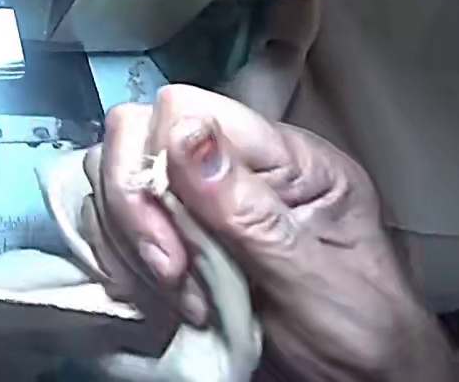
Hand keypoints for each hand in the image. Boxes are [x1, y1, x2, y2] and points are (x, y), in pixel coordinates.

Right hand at [86, 85, 458, 381]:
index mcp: (279, 154)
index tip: (181, 244)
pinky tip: (157, 294)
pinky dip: (114, 255)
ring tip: (181, 296)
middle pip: (128, 131)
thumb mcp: (323, 292)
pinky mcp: (153, 217)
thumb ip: (253, 214)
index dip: (161, 158)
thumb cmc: (364, 350)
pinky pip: (95, 211)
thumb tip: (185, 133)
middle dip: (134, 205)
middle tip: (172, 272)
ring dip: (126, 239)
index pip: (182, 107)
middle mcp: (221, 156)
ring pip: (101, 170)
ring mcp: (180, 184)